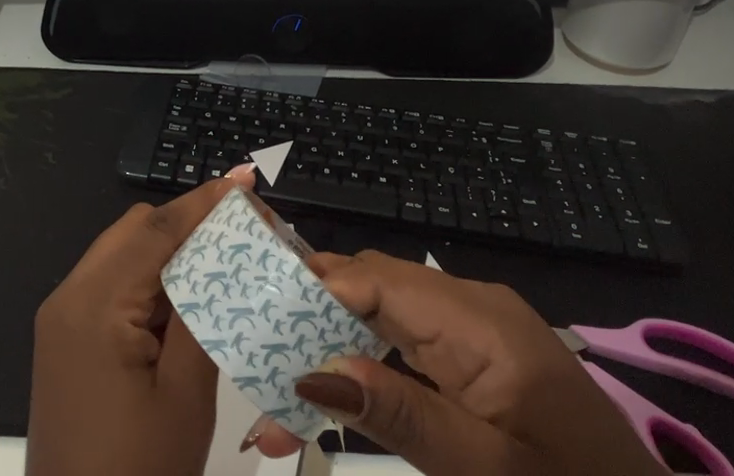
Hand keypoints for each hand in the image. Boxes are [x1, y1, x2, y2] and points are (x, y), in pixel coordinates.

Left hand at [27, 167, 255, 475]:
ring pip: (122, 257)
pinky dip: (151, 281)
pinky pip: (112, 288)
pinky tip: (189, 294)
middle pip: (133, 233)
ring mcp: (61, 321)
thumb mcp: (183, 395)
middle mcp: (68, 299)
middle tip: (243, 226)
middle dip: (187, 222)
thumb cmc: (137, 472)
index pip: (153, 231)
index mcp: (93, 306)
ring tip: (225, 255)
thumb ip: (199, 314)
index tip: (245, 180)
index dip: (201, 202)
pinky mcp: (65, 342)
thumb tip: (219, 255)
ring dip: (170, 250)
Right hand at [251, 251, 664, 475]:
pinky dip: (364, 364)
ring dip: (329, 344)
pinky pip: (406, 342)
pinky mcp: (476, 354)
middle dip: (308, 317)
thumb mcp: (485, 470)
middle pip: (371, 287)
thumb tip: (312, 369)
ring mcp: (475, 328)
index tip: (249, 310)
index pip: (373, 277)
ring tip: (277, 391)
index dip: (309, 286)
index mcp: (477, 320)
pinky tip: (332, 394)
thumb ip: (401, 416)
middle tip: (250, 357)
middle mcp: (471, 305)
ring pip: (381, 313)